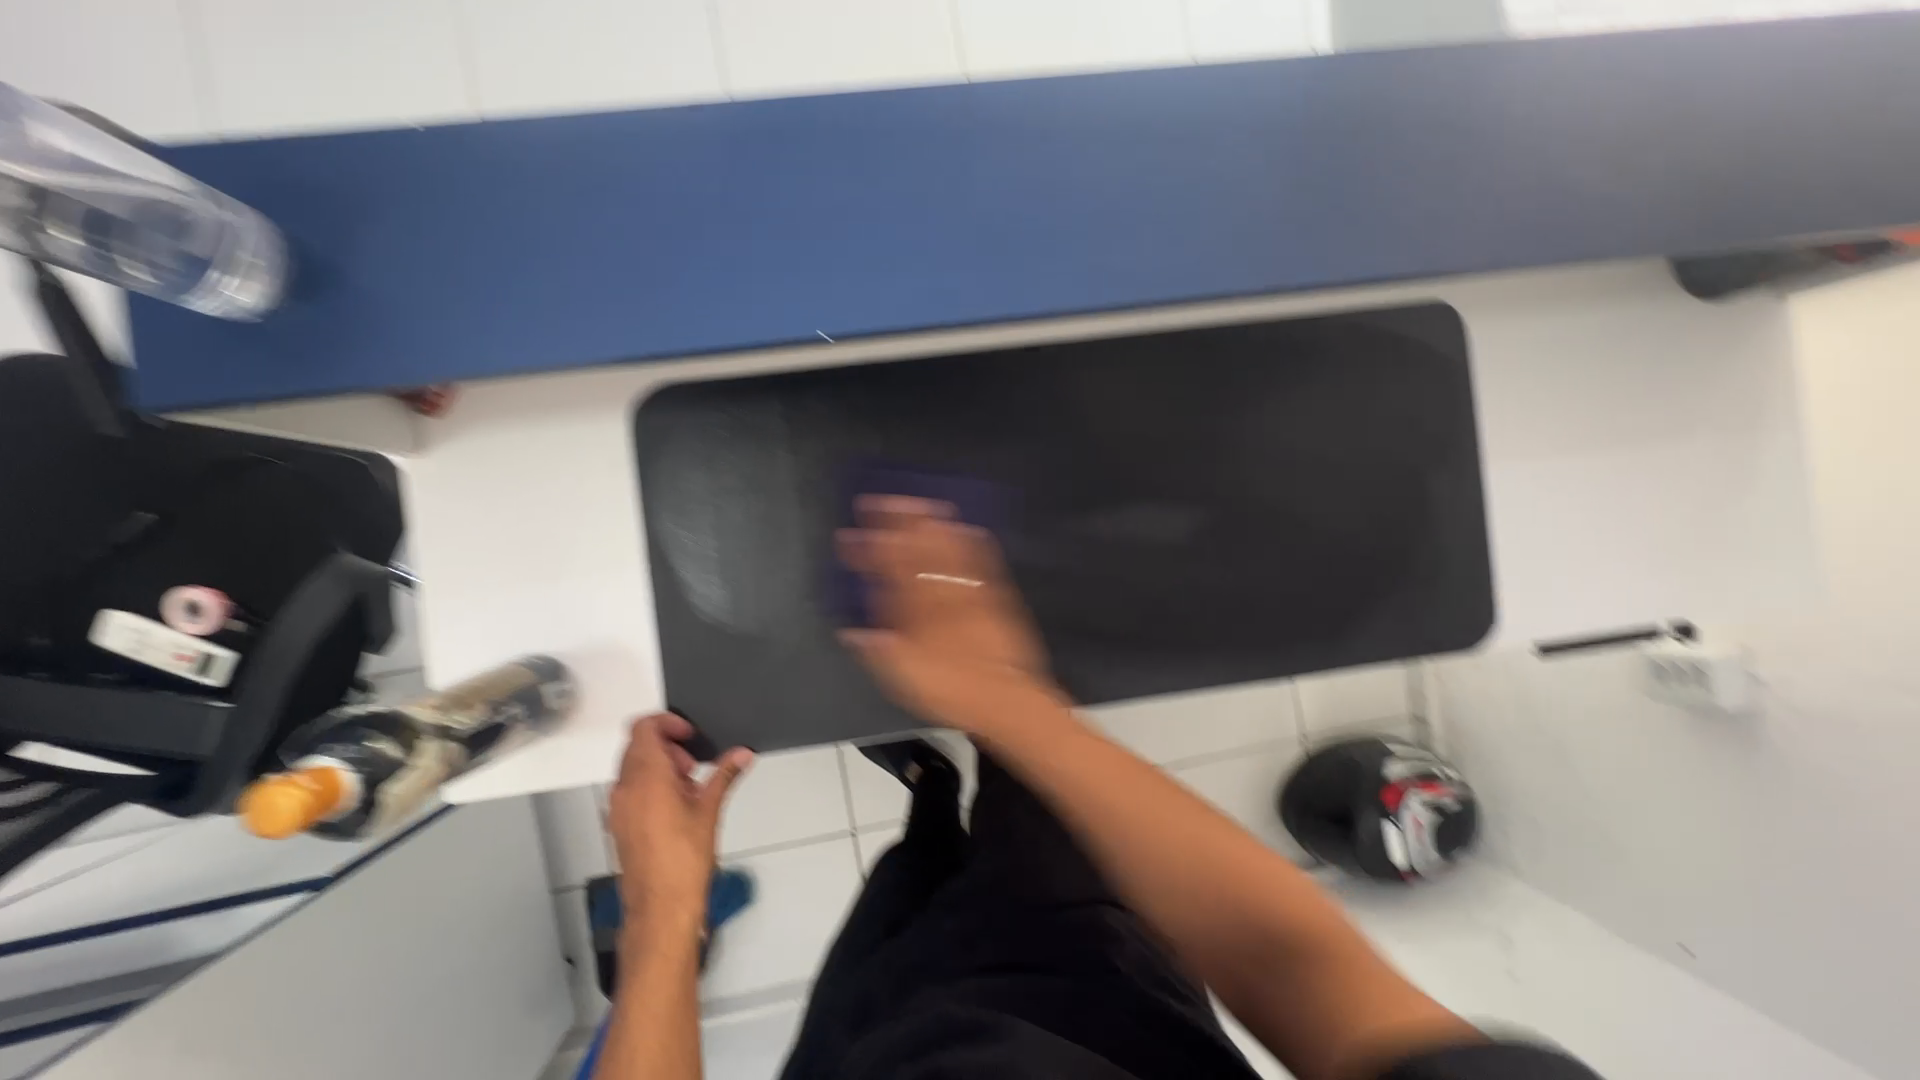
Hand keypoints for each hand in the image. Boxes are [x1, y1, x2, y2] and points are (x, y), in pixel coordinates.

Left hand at [607, 713, 752, 939]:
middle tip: (694, 766)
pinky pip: (629, 791)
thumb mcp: (710, 811)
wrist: (661, 908)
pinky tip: (675, 809)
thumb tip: (743, 754)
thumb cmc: (685, 859)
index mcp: (646, 777)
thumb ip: (725, 775)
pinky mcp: (618, 825)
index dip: (667, 723)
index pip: (643, 728)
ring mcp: (617, 808)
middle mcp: (624, 788)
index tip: (690, 737)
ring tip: (689, 789)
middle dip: (667, 747)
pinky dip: (650, 787)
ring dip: (659, 767)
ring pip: (632, 769)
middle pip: (637, 746)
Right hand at [837, 495, 1068, 737]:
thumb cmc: (955, 692)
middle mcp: (944, 596)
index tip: (851, 535)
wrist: (1006, 700)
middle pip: (917, 550)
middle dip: (897, 523)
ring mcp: (972, 594)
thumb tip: (855, 632)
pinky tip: (969, 530)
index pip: (887, 571)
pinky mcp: (996, 600)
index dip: (868, 549)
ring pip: (949, 550)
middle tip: (882, 503)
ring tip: (921, 506)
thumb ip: (879, 648)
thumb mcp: (905, 677)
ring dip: (932, 525)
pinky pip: (982, 562)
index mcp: (917, 612)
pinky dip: (972, 543)